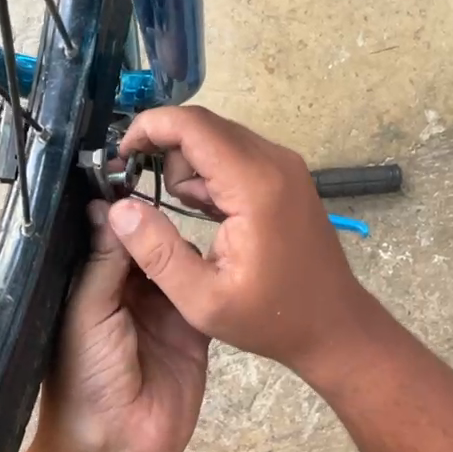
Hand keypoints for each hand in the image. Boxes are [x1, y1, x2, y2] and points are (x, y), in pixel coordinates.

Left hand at [39, 200, 210, 451]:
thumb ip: (102, 263)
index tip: (140, 170)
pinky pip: (204, 295)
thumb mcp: (88, 313)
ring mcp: (164, 313)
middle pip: (148, 248)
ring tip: (204, 204)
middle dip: (158, 221)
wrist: (117, 444)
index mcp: (92, 290)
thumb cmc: (87, 375)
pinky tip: (222, 246)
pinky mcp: (195, 333)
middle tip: (182, 179)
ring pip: (178, 266)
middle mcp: (128, 296)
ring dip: (185, 244)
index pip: (111, 240)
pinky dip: (210, 274)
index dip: (123, 213)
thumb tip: (102, 207)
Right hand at [110, 105, 376, 374]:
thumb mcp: (201, 299)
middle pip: (203, 126)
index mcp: (254, 185)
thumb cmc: (271, 319)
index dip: (149, 128)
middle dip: (164, 150)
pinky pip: (235, 155)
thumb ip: (156, 252)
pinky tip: (207, 214)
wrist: (334, 326)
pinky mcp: (286, 176)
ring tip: (182, 215)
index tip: (120, 156)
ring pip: (217, 138)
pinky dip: (210, 174)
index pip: (193, 125)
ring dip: (187, 166)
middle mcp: (274, 162)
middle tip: (143, 195)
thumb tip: (118, 209)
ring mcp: (284, 166)